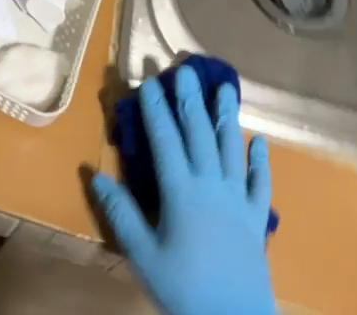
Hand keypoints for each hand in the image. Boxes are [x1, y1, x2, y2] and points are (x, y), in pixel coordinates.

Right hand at [92, 66, 276, 314]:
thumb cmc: (183, 288)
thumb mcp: (143, 254)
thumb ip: (121, 213)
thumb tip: (96, 174)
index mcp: (181, 191)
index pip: (166, 140)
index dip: (155, 109)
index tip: (149, 80)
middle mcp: (211, 186)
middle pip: (199, 134)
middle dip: (190, 99)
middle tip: (185, 68)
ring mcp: (238, 201)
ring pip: (232, 149)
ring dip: (227, 117)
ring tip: (226, 87)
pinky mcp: (257, 219)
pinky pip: (260, 184)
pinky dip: (260, 161)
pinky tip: (260, 142)